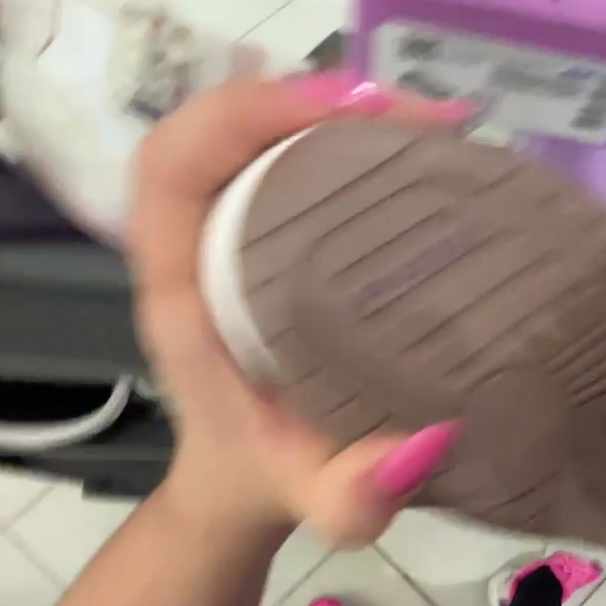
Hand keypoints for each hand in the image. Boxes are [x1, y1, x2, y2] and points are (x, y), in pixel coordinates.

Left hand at [128, 74, 472, 542]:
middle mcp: (197, 254)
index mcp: (184, 297)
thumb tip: (432, 442)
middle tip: (418, 121)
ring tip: (428, 130)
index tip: (346, 115)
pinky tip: (414, 162)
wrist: (243, 484)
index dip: (243, 118)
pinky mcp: (267, 249)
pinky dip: (350, 151)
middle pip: (224, 135)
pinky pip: (294, 174)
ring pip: (262, 144)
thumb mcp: (316, 500)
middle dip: (314, 104)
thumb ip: (355, 496)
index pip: (173, 167)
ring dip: (340, 120)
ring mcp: (230, 244)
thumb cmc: (268, 481)